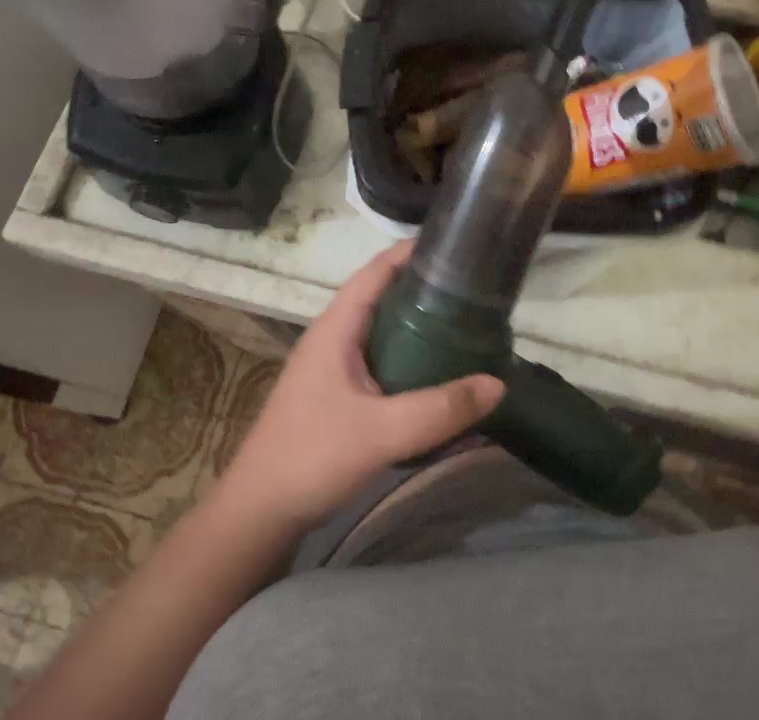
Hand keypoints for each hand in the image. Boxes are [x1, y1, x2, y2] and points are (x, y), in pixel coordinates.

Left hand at [215, 243, 504, 530]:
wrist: (260, 513)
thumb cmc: (312, 457)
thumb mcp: (382, 432)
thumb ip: (441, 408)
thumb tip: (497, 383)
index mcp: (335, 329)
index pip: (376, 272)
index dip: (413, 252)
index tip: (458, 245)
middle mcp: (334, 340)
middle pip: (385, 300)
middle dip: (427, 292)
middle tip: (478, 294)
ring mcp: (335, 370)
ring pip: (385, 336)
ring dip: (421, 330)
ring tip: (469, 331)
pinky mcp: (339, 398)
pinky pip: (384, 366)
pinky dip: (413, 363)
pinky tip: (441, 380)